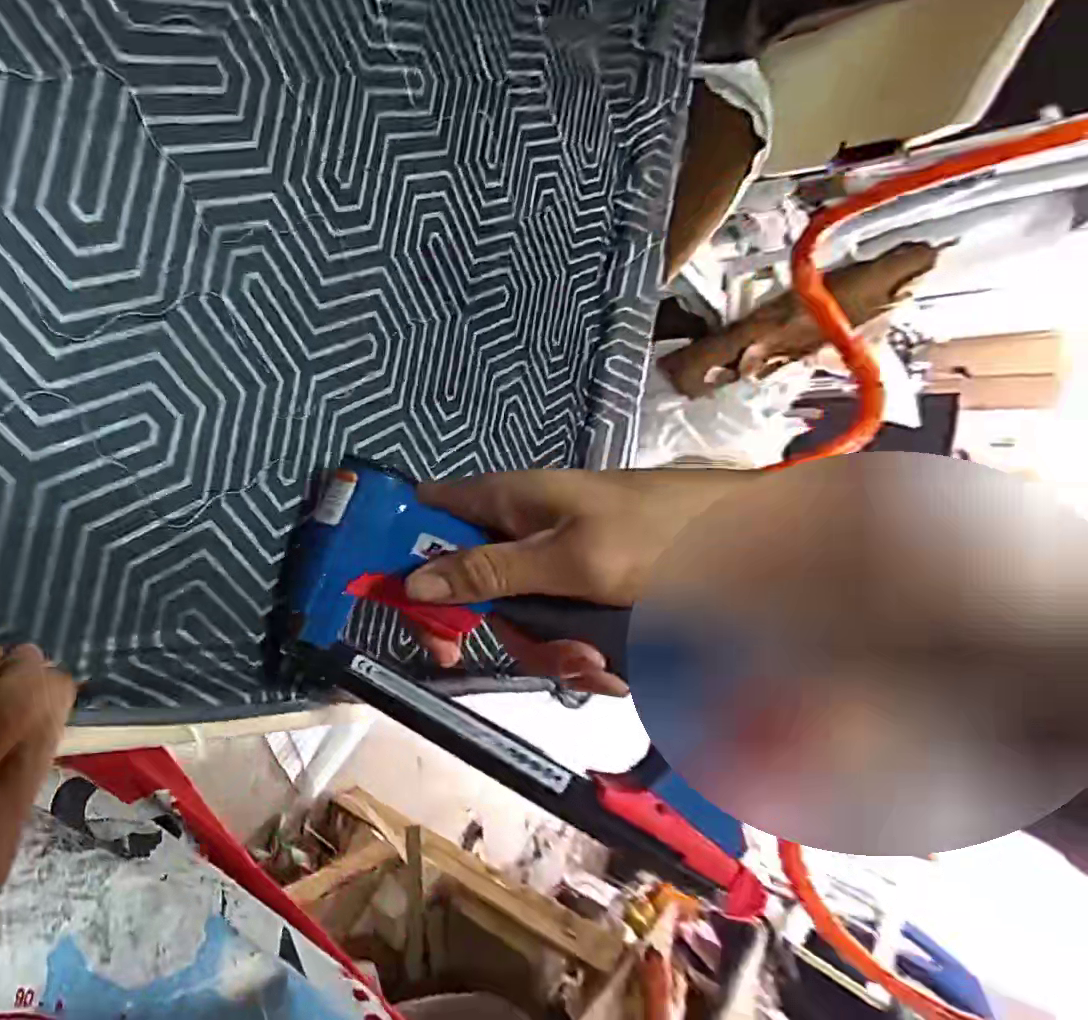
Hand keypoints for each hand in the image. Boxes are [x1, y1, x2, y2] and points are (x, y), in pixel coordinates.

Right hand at [403, 468, 753, 694]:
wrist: (770, 545)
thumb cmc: (664, 537)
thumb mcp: (571, 559)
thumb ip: (489, 571)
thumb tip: (410, 582)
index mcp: (498, 502)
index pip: (420, 516)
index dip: (400, 553)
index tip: (407, 605)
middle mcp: (513, 528)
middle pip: (461, 580)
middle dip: (489, 626)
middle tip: (517, 656)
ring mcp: (548, 560)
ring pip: (510, 611)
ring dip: (545, 649)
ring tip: (600, 668)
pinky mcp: (581, 587)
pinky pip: (553, 625)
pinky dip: (577, 654)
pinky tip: (613, 668)